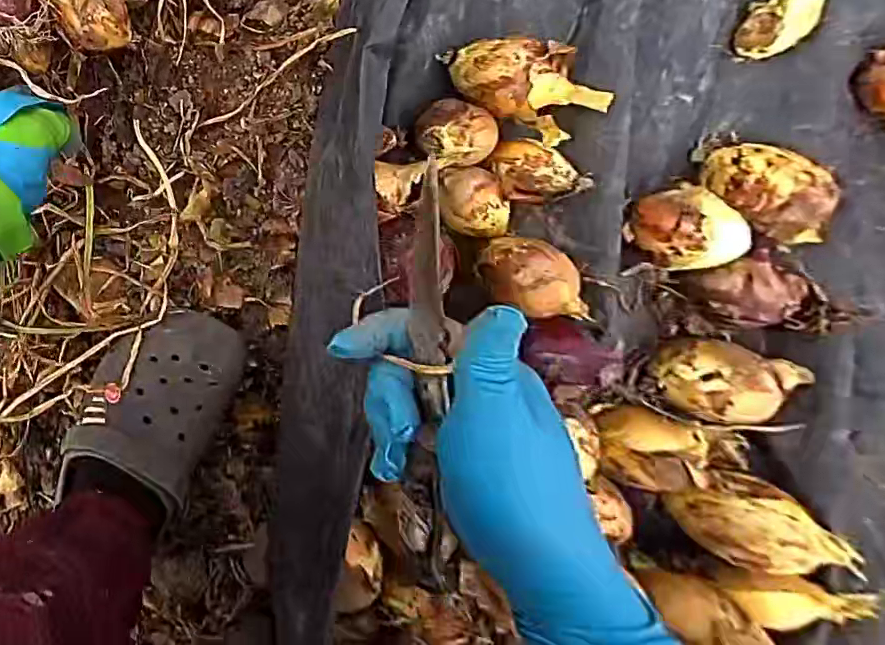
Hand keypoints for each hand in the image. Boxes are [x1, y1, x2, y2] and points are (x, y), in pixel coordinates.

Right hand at [329, 306, 669, 644]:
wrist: (544, 576)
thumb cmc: (514, 488)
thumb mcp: (494, 414)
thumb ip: (487, 356)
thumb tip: (505, 309)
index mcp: (488, 368)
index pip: (422, 329)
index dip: (378, 333)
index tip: (341, 349)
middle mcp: (477, 386)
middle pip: (405, 364)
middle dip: (389, 396)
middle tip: (399, 433)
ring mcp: (466, 420)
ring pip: (403, 398)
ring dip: (391, 426)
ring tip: (401, 459)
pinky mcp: (454, 451)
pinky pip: (410, 432)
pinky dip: (398, 447)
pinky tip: (403, 469)